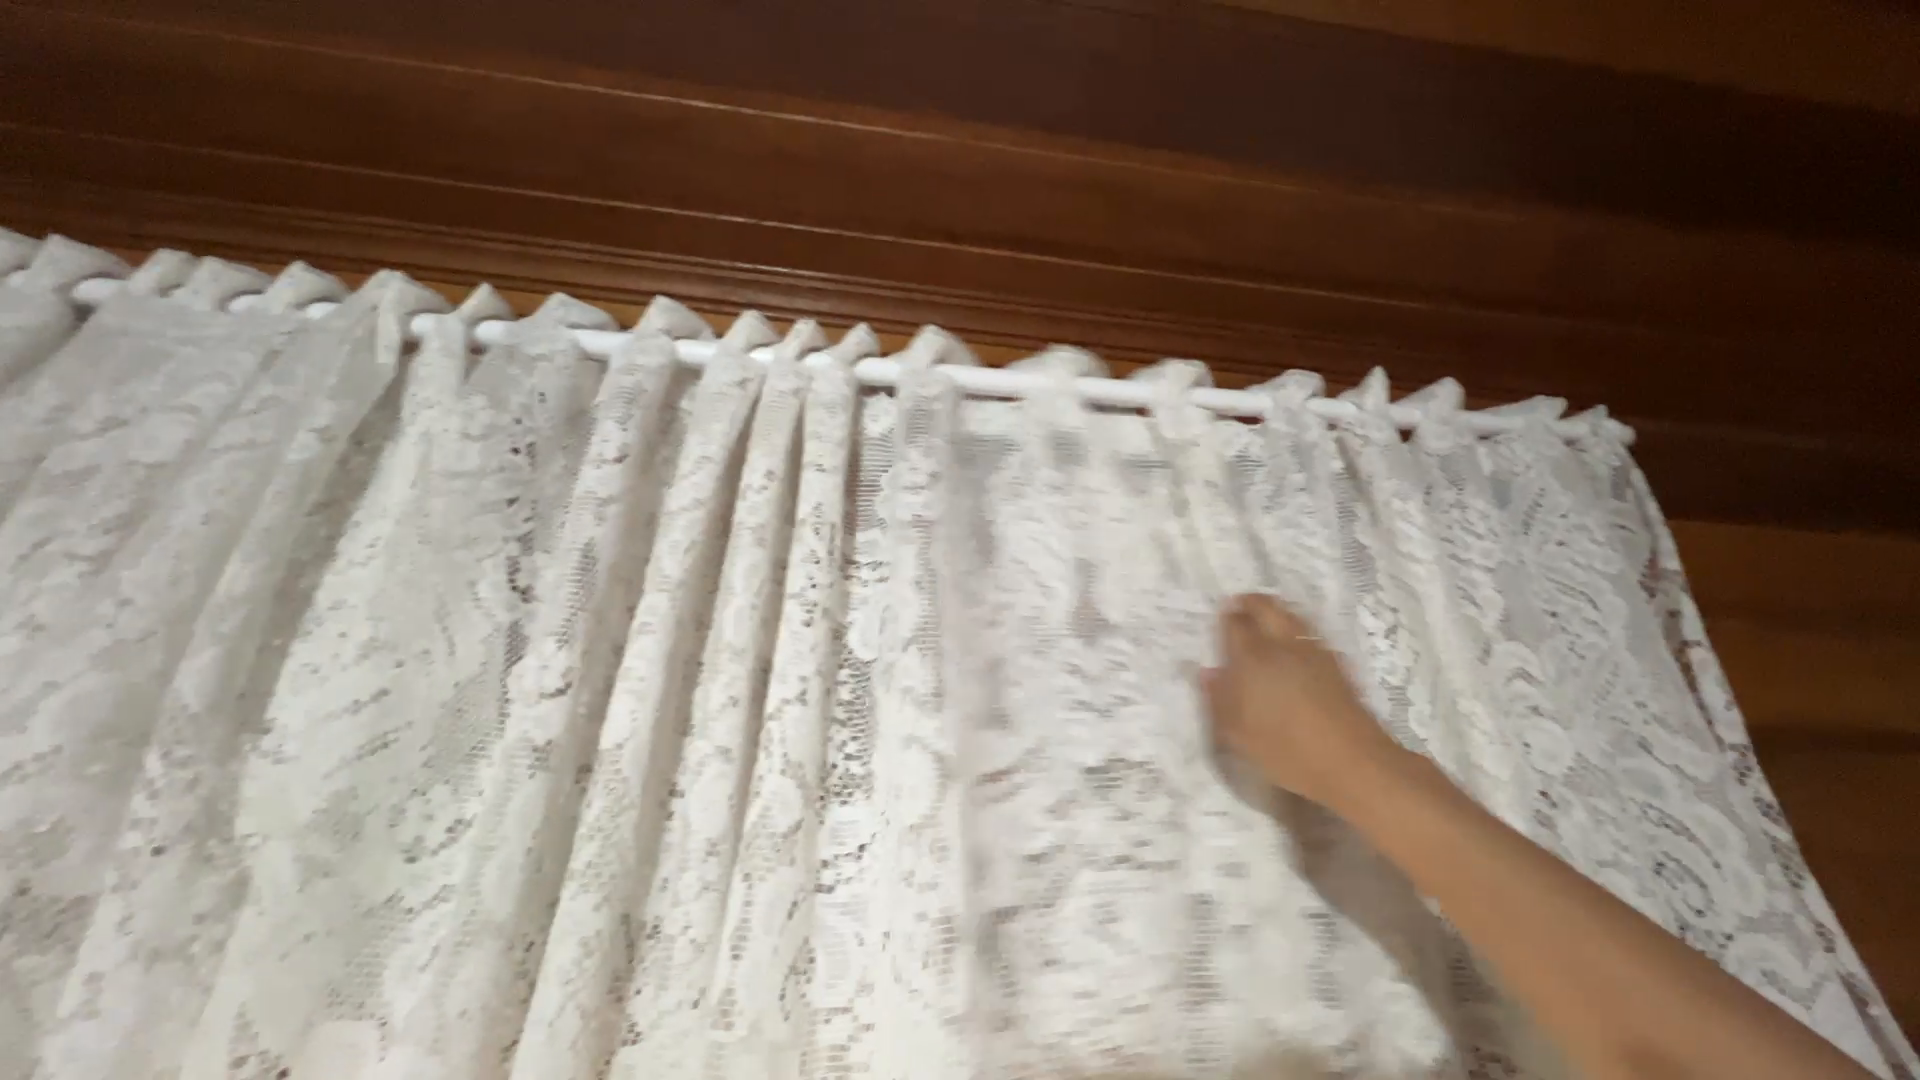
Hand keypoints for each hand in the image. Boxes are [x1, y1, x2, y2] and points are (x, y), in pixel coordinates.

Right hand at [1200, 593, 1404, 811]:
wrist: (1353, 763)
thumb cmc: (1286, 751)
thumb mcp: (1238, 734)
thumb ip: (1219, 699)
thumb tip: (1208, 673)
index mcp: (1254, 659)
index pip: (1236, 623)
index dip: (1226, 616)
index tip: (1220, 618)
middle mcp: (1284, 646)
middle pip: (1268, 607)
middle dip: (1251, 602)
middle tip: (1240, 607)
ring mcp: (1315, 652)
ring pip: (1293, 615)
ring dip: (1276, 611)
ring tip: (1266, 620)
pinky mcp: (1337, 664)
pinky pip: (1311, 633)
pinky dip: (1298, 629)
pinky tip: (1294, 646)